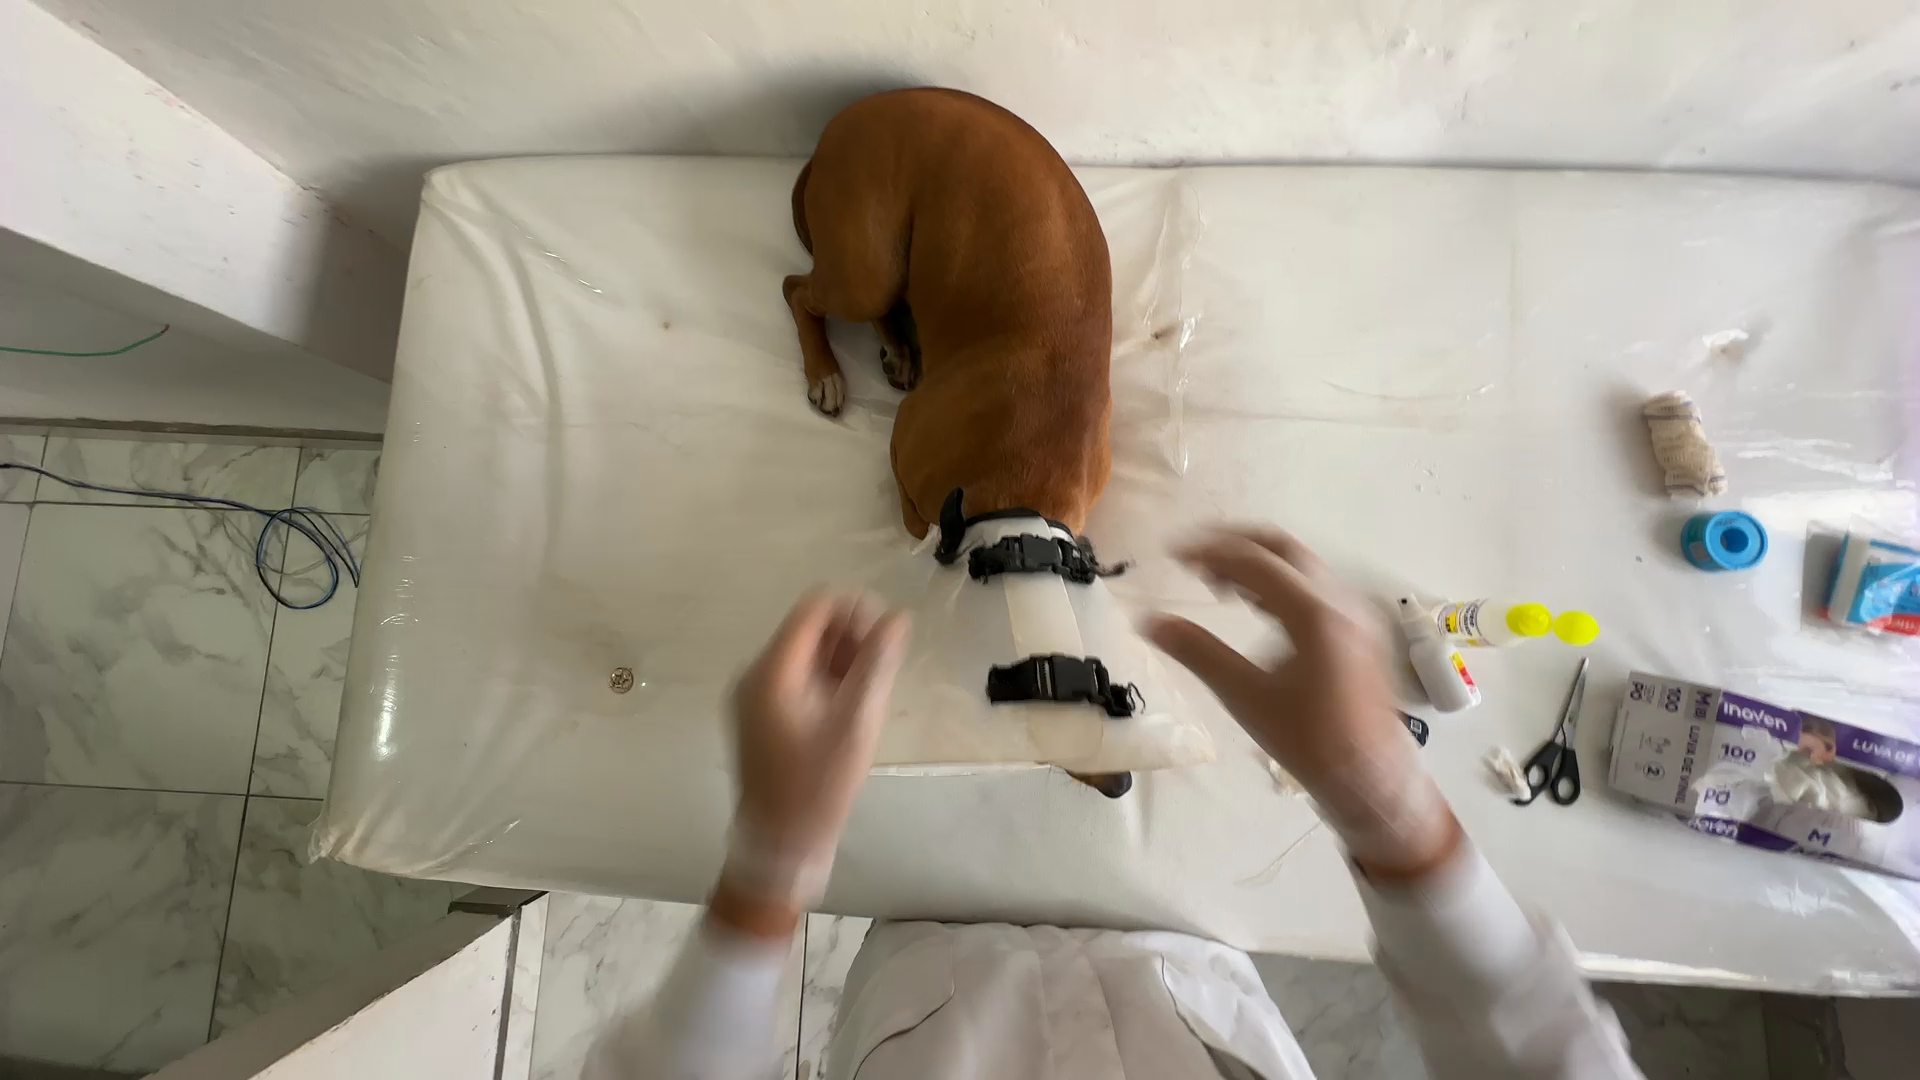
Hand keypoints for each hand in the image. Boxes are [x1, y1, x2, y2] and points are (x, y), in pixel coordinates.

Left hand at [724, 589, 910, 913]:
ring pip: (807, 651)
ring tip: (869, 690)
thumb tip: (897, 617)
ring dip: (842, 658)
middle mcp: (756, 672)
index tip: (886, 636)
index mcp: (773, 670)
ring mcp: (755, 693)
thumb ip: (876, 664)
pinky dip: (827, 677)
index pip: (815, 607)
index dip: (855, 610)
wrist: (780, 843)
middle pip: (810, 626)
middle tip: (881, 668)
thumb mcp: (856, 721)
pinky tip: (850, 704)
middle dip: (851, 635)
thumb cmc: (819, 784)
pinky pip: (799, 675)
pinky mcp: (762, 712)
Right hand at [1144, 526, 1459, 879]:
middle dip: (1231, 543)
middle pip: (1280, 547)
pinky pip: (1310, 583)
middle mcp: (1341, 601)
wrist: (1374, 781)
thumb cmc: (1310, 744)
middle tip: (1190, 556)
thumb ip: (1197, 652)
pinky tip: (1245, 601)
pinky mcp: (1357, 625)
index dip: (1207, 550)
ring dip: (1252, 561)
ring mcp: (1354, 611)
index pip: (1255, 561)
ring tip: (1209, 579)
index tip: (1170, 554)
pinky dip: (1274, 579)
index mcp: (1316, 616)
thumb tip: (1147, 621)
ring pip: (1297, 562)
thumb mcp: (1246, 697)